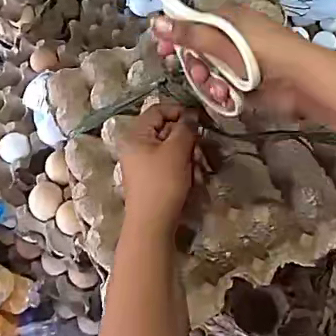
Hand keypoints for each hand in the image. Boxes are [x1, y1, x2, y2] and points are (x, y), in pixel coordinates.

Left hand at [117, 102, 198, 220]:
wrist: (152, 225)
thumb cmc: (162, 183)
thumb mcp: (177, 150)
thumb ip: (185, 128)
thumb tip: (191, 115)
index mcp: (135, 135)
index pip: (158, 110)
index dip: (179, 112)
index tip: (199, 122)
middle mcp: (136, 146)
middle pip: (166, 130)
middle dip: (187, 140)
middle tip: (200, 151)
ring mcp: (143, 163)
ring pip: (171, 149)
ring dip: (189, 156)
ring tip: (198, 170)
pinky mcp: (151, 178)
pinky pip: (170, 164)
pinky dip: (184, 168)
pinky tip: (193, 180)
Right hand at [152, 7, 313, 119]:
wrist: (301, 81)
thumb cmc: (262, 54)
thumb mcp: (222, 42)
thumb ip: (189, 34)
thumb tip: (156, 21)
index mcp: (227, 19)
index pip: (191, 23)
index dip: (175, 37)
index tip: (162, 51)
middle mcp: (231, 37)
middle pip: (196, 51)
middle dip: (195, 66)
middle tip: (201, 75)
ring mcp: (238, 62)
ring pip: (208, 73)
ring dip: (209, 83)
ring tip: (221, 89)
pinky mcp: (244, 83)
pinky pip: (221, 88)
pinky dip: (222, 94)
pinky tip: (229, 98)